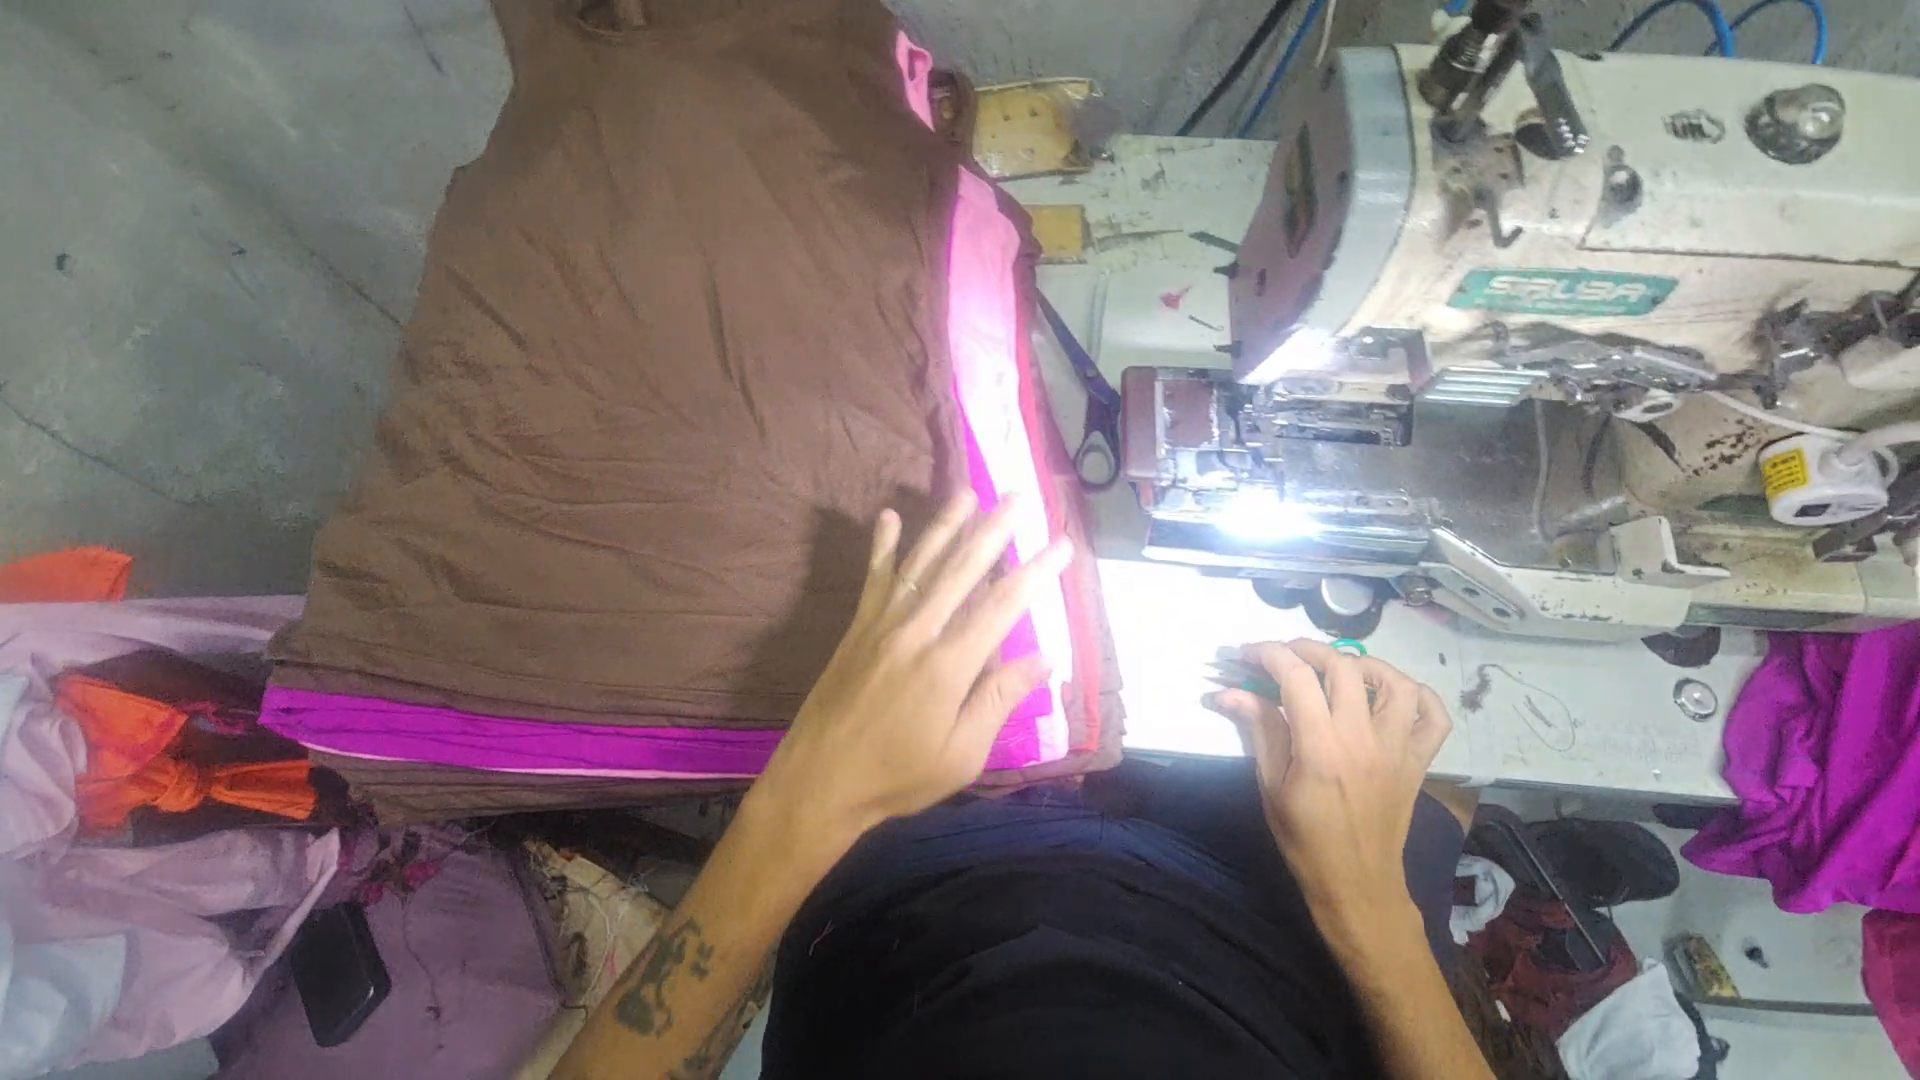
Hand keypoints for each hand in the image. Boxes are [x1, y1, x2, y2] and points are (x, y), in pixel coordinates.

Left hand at [755, 492, 1071, 841]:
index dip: (1036, 571)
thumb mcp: (962, 754)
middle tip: (1017, 497)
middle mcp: (917, 632)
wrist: (818, 782)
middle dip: (993, 531)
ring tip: (968, 493)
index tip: (1061, 543)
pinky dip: (883, 546)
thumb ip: (999, 700)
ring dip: (945, 525)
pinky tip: (889, 517)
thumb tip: (1043, 658)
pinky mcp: (857, 629)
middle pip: (963, 569)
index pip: (1004, 606)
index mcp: (949, 665)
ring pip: (920, 564)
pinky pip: (874, 578)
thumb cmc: (897, 777)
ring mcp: (882, 626)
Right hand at [1208, 640, 1451, 931]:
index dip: (1268, 654)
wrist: (1356, 884)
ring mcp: (1397, 749)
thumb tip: (1226, 691)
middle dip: (1307, 649)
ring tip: (1336, 668)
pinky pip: (1434, 717)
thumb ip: (1257, 729)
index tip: (1247, 655)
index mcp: (1320, 747)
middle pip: (1342, 667)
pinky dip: (1417, 695)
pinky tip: (1390, 694)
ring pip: (1394, 683)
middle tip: (1283, 656)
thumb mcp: (1270, 785)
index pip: (1296, 677)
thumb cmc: (1303, 839)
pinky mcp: (1417, 762)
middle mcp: (1363, 739)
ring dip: (1363, 664)